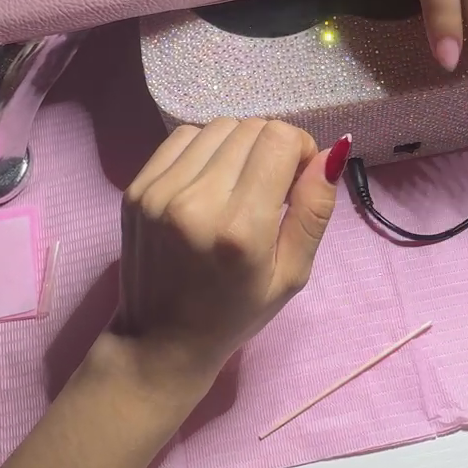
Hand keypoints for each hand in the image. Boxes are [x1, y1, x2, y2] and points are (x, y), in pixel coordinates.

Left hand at [111, 119, 344, 398]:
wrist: (159, 341)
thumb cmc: (235, 313)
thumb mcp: (292, 275)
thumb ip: (314, 212)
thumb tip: (331, 152)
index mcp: (241, 229)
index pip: (280, 140)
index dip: (301, 149)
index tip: (298, 179)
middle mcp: (197, 202)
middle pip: (251, 127)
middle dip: (273, 147)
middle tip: (271, 186)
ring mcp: (160, 192)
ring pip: (218, 126)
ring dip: (239, 145)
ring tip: (239, 183)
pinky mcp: (137, 187)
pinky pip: (184, 136)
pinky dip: (206, 147)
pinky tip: (210, 180)